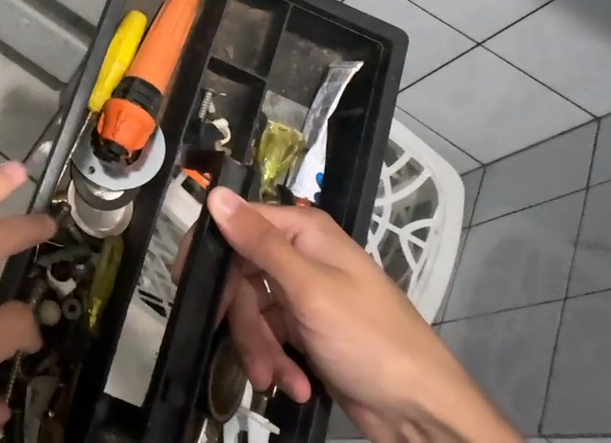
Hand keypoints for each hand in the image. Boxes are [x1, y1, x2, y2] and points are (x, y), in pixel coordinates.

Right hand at [206, 190, 518, 442]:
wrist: (424, 416)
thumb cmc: (371, 342)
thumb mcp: (309, 290)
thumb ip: (259, 242)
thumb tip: (215, 194)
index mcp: (304, 231)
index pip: (237, 222)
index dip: (209, 251)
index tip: (186, 282)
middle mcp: (301, 255)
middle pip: (240, 273)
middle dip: (242, 319)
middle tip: (251, 354)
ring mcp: (303, 293)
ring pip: (251, 309)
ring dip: (259, 348)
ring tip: (277, 380)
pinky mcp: (306, 329)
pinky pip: (270, 334)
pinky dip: (275, 360)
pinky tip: (292, 383)